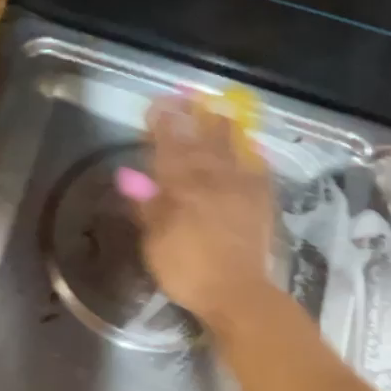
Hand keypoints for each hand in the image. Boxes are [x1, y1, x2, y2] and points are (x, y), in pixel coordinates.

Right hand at [117, 95, 278, 324]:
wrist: (236, 292)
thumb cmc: (186, 270)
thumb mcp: (155, 241)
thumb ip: (146, 205)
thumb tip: (129, 176)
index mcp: (181, 185)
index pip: (168, 145)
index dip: (162, 123)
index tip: (156, 105)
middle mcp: (211, 177)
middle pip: (200, 139)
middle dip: (191, 117)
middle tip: (186, 98)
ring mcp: (240, 187)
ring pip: (230, 147)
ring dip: (221, 127)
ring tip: (217, 110)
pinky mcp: (261, 202)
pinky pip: (256, 169)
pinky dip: (251, 155)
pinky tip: (250, 149)